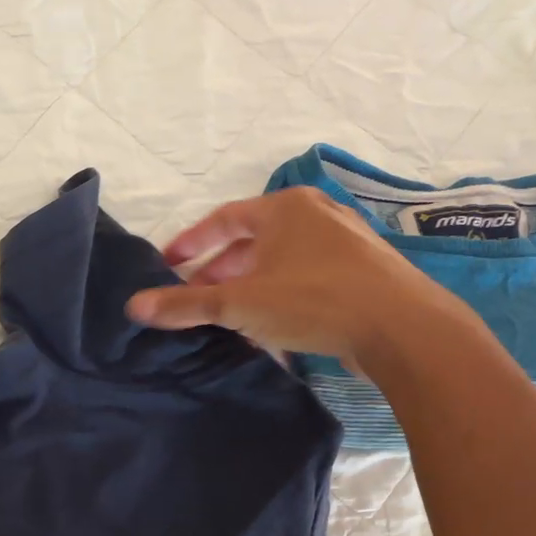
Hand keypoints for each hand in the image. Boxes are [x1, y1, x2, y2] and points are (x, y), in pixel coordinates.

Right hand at [127, 186, 485, 372]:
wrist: (401, 326)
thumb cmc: (313, 301)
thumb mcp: (238, 304)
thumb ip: (185, 304)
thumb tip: (134, 306)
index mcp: (284, 208)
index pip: (223, 218)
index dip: (190, 243)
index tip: (166, 266)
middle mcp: (315, 214)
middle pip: (250, 239)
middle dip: (216, 269)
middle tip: (192, 297)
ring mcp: (342, 240)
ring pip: (277, 259)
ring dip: (245, 284)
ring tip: (224, 313)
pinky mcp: (360, 269)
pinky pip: (301, 274)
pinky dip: (274, 291)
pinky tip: (265, 322)